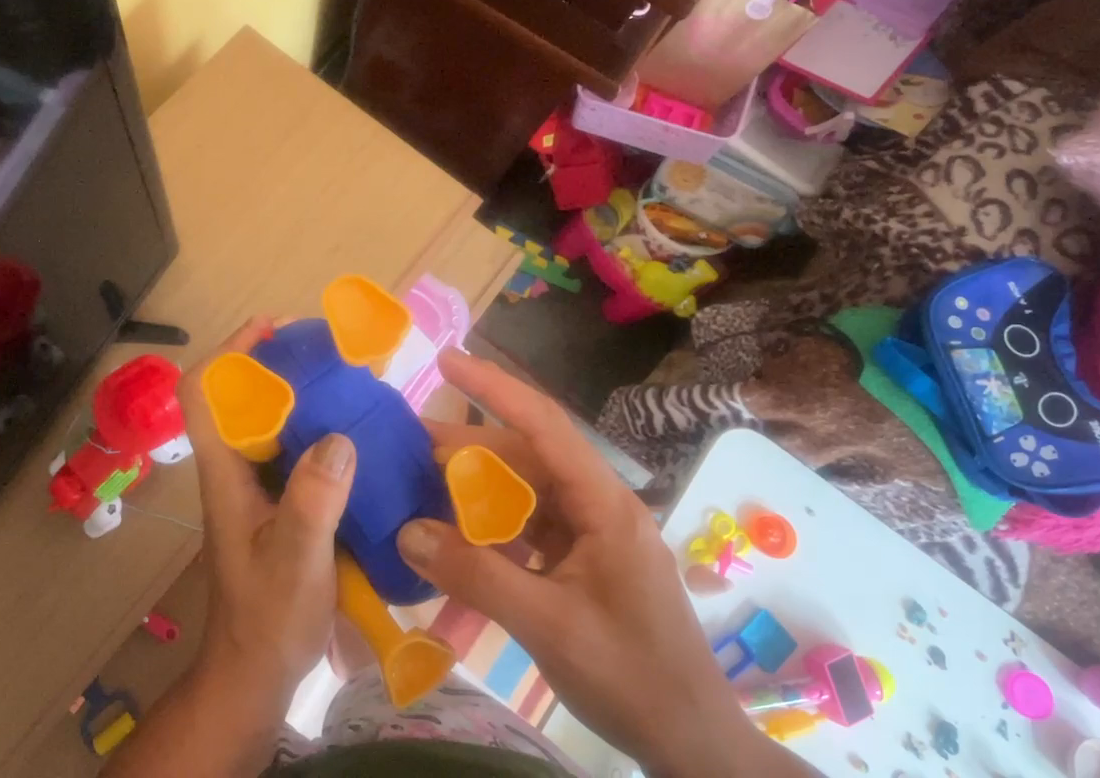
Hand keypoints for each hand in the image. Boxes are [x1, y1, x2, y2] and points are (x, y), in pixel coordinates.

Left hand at [182, 318, 356, 715]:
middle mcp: (234, 472)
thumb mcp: (297, 559)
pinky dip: (318, 435)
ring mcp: (254, 491)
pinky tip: (358, 441)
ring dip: (301, 399)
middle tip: (329, 354)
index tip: (274, 330)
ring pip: (268, 425)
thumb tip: (338, 437)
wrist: (255, 674)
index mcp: (224, 473)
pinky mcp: (276, 509)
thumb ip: (315, 500)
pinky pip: (292, 455)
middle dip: (276, 365)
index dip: (231, 352)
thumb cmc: (267, 618)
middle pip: (239, 399)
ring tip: (350, 386)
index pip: (204, 393)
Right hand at [397, 350, 808, 777]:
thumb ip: (476, 575)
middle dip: (468, 447)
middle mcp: (599, 508)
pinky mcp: (584, 565)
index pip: (545, 425)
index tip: (447, 360)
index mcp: (604, 506)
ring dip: (475, 490)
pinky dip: (490, 529)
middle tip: (407, 445)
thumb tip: (407, 532)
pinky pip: (529, 530)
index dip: (494, 387)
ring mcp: (593, 537)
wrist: (692, 743)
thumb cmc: (631, 676)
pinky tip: (456, 540)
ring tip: (421, 488)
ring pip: (525, 494)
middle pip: (527, 458)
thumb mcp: (547, 625)